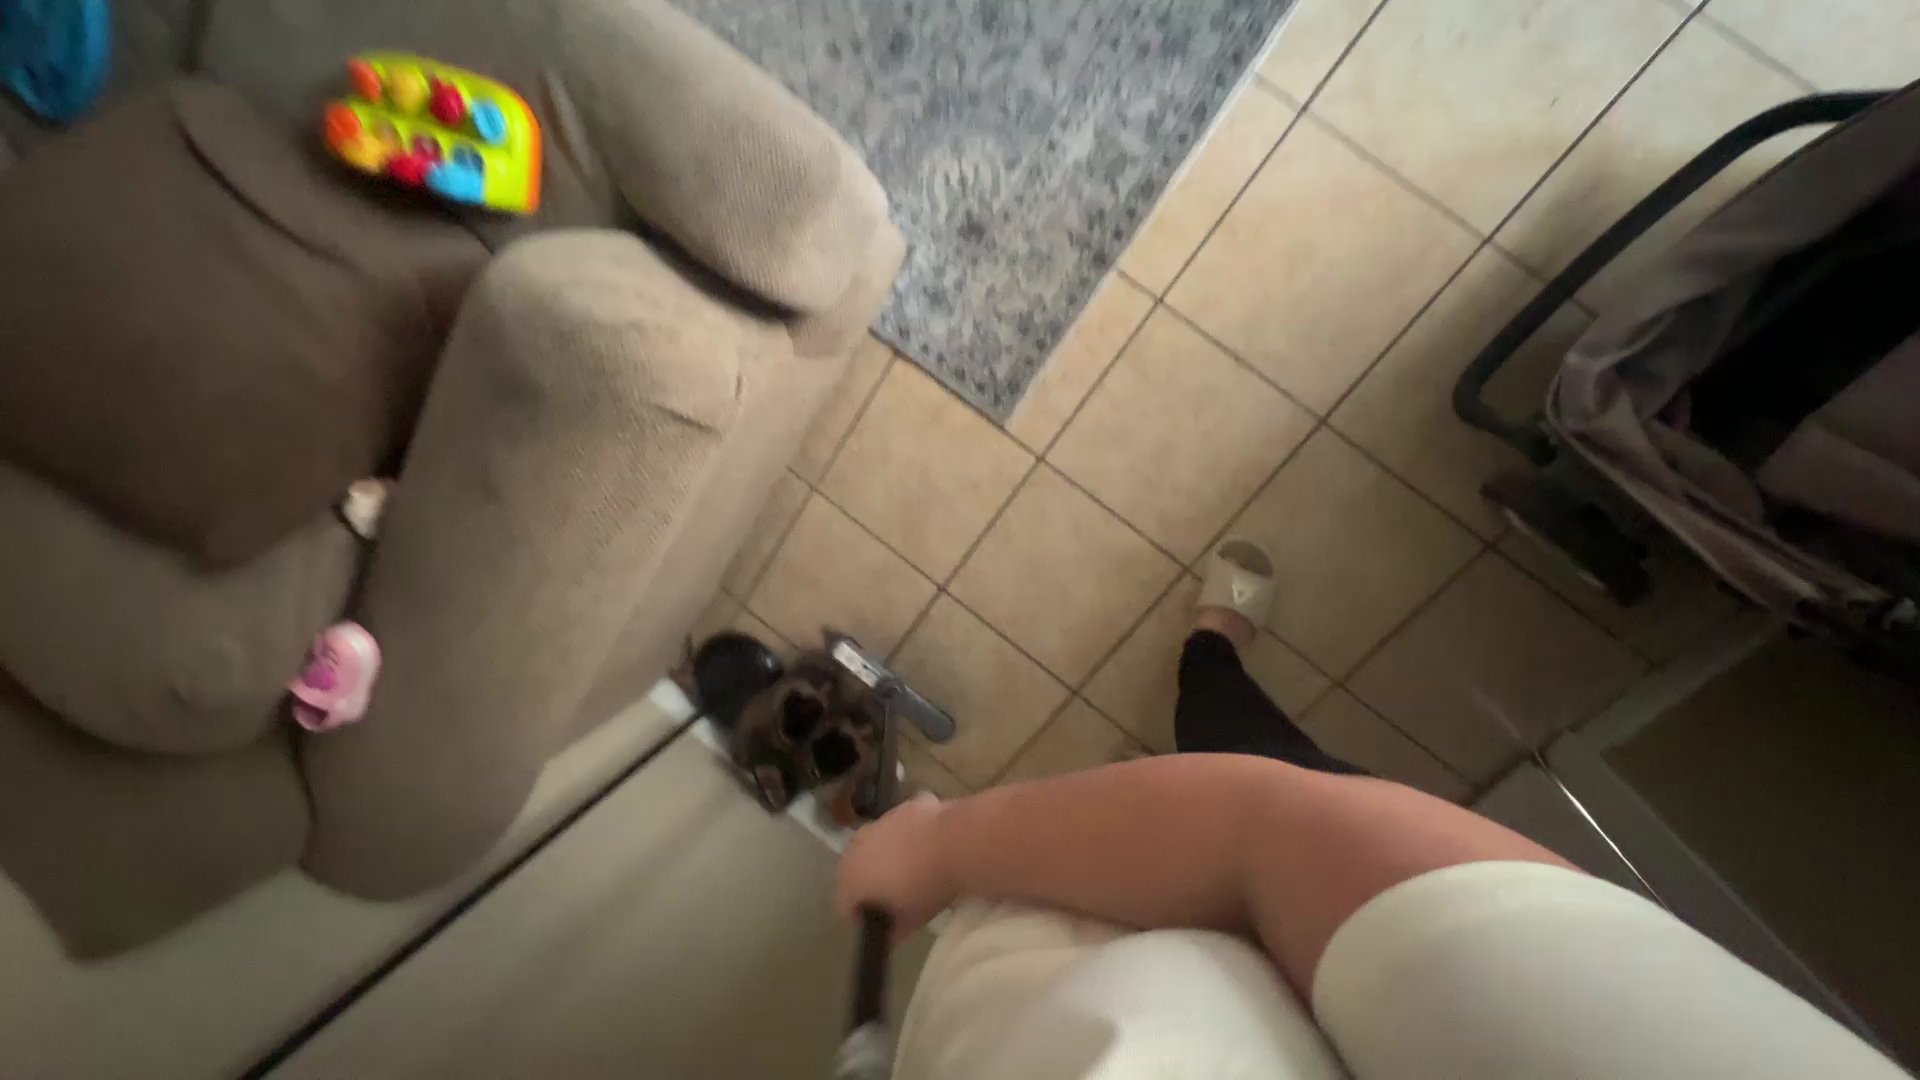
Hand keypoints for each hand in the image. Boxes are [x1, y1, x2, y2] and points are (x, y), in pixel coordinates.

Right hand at [834, 793, 956, 939]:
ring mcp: (881, 821)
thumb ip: (894, 929)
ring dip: (884, 854)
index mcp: (853, 877)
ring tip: (909, 867)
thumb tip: (891, 932)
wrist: (957, 842)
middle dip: (867, 881)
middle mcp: (858, 845)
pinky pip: (898, 825)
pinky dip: (906, 834)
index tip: (875, 923)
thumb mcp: (912, 920)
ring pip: (874, 842)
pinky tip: (925, 843)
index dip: (859, 916)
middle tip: (890, 895)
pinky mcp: (904, 806)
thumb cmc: (928, 887)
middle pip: (854, 868)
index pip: (843, 904)